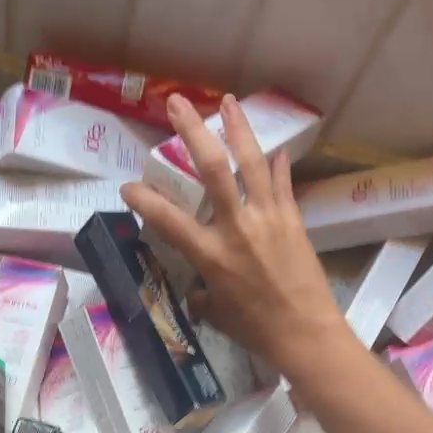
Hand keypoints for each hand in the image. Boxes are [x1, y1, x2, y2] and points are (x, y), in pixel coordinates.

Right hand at [121, 95, 348, 378]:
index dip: (144, 199)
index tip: (128, 186)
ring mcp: (267, 218)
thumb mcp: (217, 313)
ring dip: (238, 127)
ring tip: (228, 101)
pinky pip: (281, 184)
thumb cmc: (255, 329)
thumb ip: (203, 293)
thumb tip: (199, 287)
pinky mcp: (292, 219)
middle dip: (192, 130)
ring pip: (250, 161)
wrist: (304, 332)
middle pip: (212, 168)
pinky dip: (276, 165)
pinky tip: (274, 150)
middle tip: (176, 103)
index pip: (168, 219)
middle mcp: (236, 227)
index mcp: (211, 255)